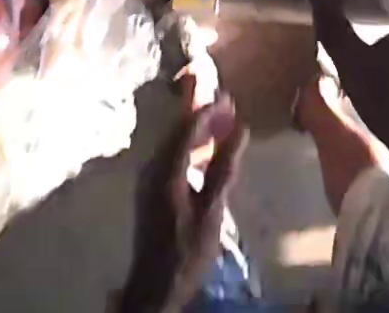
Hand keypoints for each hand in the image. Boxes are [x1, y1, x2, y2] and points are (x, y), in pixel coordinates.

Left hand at [120, 90, 248, 312]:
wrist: (154, 288)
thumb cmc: (186, 251)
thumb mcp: (212, 212)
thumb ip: (224, 169)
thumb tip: (241, 129)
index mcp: (166, 170)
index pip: (188, 128)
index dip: (209, 111)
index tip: (229, 99)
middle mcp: (152, 166)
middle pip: (178, 129)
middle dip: (203, 115)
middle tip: (228, 106)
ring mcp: (147, 176)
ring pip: (173, 140)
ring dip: (197, 130)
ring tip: (222, 123)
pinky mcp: (149, 187)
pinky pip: (171, 153)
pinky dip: (189, 145)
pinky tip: (205, 151)